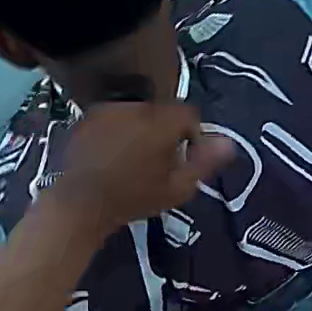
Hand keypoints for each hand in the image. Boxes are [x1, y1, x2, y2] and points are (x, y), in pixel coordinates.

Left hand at [44, 102, 233, 238]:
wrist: (82, 203)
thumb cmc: (135, 198)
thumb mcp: (177, 188)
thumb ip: (205, 162)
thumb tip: (229, 142)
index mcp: (162, 121)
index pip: (188, 113)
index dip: (192, 134)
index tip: (185, 157)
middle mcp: (136, 107)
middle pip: (161, 112)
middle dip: (165, 132)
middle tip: (159, 163)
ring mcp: (108, 109)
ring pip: (136, 114)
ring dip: (141, 130)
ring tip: (134, 160)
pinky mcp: (87, 117)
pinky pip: (113, 118)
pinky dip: (117, 131)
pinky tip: (111, 156)